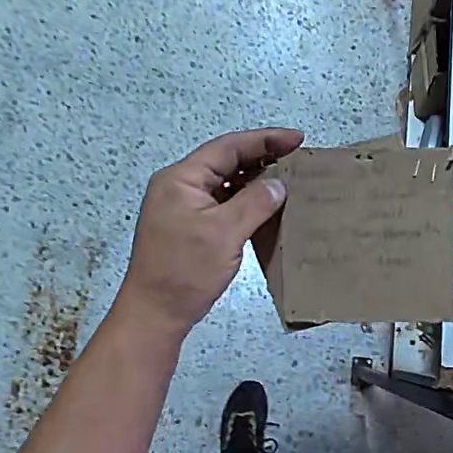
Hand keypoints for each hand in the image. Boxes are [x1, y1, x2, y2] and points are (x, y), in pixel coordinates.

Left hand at [117, 128, 304, 328]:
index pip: (227, 147)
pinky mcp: (188, 226)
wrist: (155, 313)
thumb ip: (254, 203)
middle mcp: (179, 186)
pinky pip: (221, 203)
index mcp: (181, 178)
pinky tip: (267, 206)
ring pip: (224, 182)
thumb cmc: (185, 271)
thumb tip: (279, 184)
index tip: (297, 138)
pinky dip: (244, 201)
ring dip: (254, 180)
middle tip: (298, 157)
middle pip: (225, 161)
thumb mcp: (224, 233)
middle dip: (261, 157)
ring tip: (288, 179)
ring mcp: (182, 207)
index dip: (264, 139)